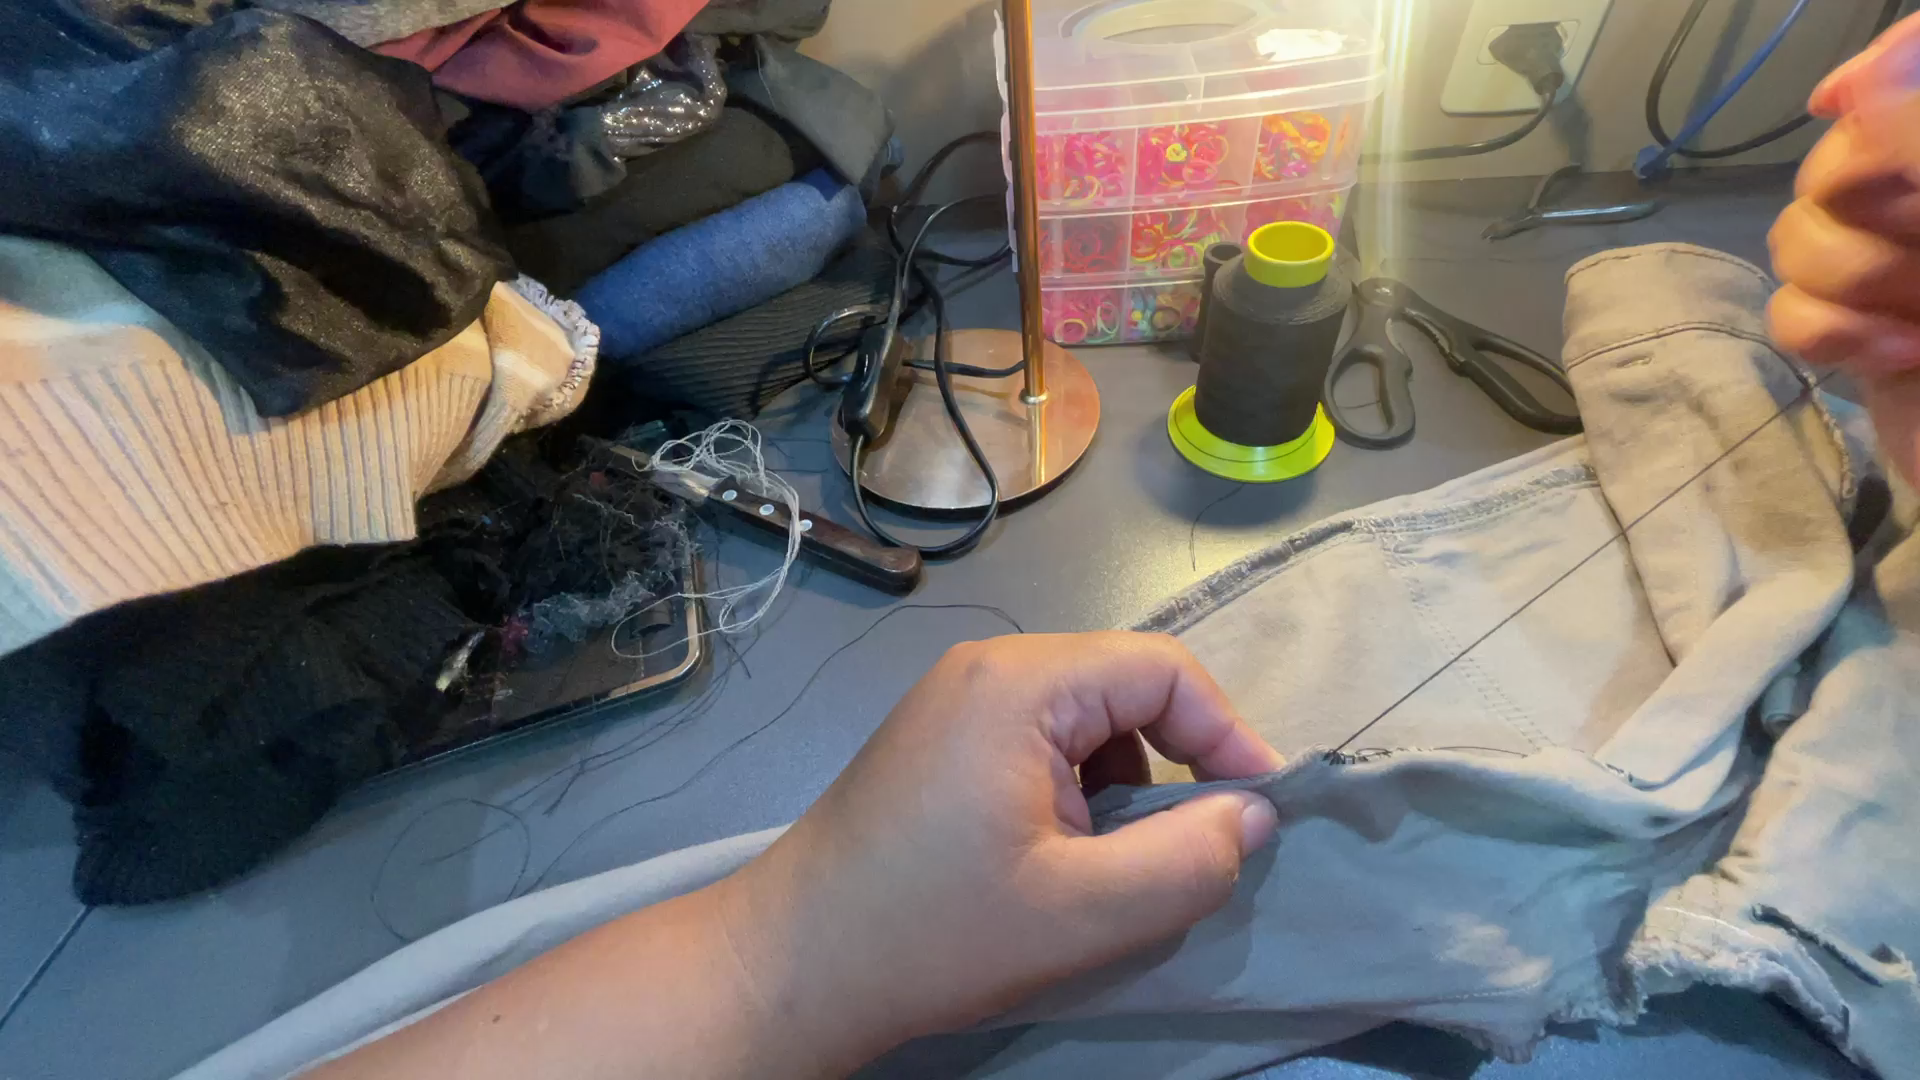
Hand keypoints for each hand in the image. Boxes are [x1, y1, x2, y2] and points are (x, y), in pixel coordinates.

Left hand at [717, 632, 1282, 1073]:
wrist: (798, 958)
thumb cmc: (934, 931)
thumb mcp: (1082, 914)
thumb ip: (1188, 860)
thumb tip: (1255, 811)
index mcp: (1019, 681)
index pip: (1159, 667)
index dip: (1224, 730)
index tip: (1261, 808)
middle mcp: (988, 666)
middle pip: (1120, 684)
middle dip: (1173, 759)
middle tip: (1191, 844)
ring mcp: (959, 695)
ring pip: (1085, 715)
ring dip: (1122, 779)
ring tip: (1109, 858)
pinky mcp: (945, 731)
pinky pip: (1041, 735)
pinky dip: (1076, 784)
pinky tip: (1057, 846)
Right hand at [1770, 12, 1919, 480]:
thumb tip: (1853, 85)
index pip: (1918, 67)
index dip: (1888, 72)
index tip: (1852, 102)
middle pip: (1837, 158)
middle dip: (1862, 202)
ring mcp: (1897, 261)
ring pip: (1797, 238)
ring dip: (1847, 280)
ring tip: (1918, 319)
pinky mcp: (1855, 326)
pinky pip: (1785, 311)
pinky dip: (1824, 335)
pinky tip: (1890, 355)